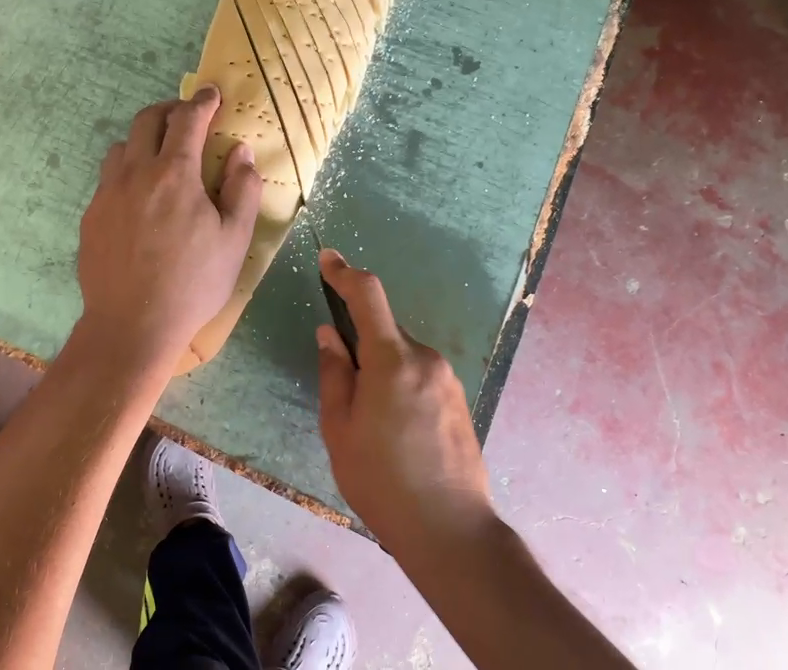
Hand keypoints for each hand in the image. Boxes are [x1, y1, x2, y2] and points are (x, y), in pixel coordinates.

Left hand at [77, 87, 261, 360]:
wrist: (131, 326)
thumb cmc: (192, 284)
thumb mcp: (234, 240)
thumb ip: (241, 189)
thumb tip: (239, 152)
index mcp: (175, 173)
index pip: (188, 119)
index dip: (202, 101)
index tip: (212, 93)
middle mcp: (135, 173)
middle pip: (147, 120)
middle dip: (170, 110)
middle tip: (187, 117)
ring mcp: (107, 194)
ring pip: (121, 147)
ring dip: (143, 140)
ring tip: (160, 156)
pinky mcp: (91, 216)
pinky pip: (108, 179)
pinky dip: (127, 171)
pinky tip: (139, 197)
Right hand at [316, 250, 494, 553]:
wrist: (449, 529)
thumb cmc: (381, 479)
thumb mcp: (340, 428)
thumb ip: (334, 373)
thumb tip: (331, 334)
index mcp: (392, 359)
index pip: (368, 296)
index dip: (345, 273)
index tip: (328, 259)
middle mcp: (426, 358)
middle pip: (385, 331)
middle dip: (361, 344)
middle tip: (345, 393)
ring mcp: (448, 379)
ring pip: (403, 356)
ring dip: (382, 370)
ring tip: (372, 425)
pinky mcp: (459, 400)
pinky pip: (420, 376)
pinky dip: (401, 386)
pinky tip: (397, 433)